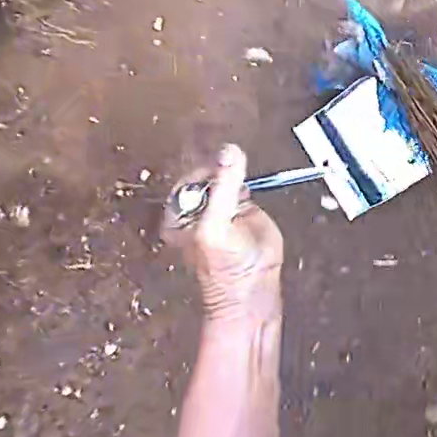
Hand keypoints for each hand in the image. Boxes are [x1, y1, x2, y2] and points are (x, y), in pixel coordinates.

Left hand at [175, 145, 283, 324]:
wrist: (255, 286)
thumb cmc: (226, 266)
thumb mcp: (217, 224)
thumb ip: (225, 186)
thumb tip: (230, 151)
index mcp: (181, 214)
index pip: (190, 179)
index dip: (206, 170)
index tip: (223, 168)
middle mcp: (200, 208)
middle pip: (209, 173)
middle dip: (222, 166)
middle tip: (235, 164)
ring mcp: (224, 207)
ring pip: (227, 175)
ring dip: (236, 169)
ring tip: (242, 172)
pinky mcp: (246, 207)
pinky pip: (244, 183)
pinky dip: (249, 176)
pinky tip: (251, 182)